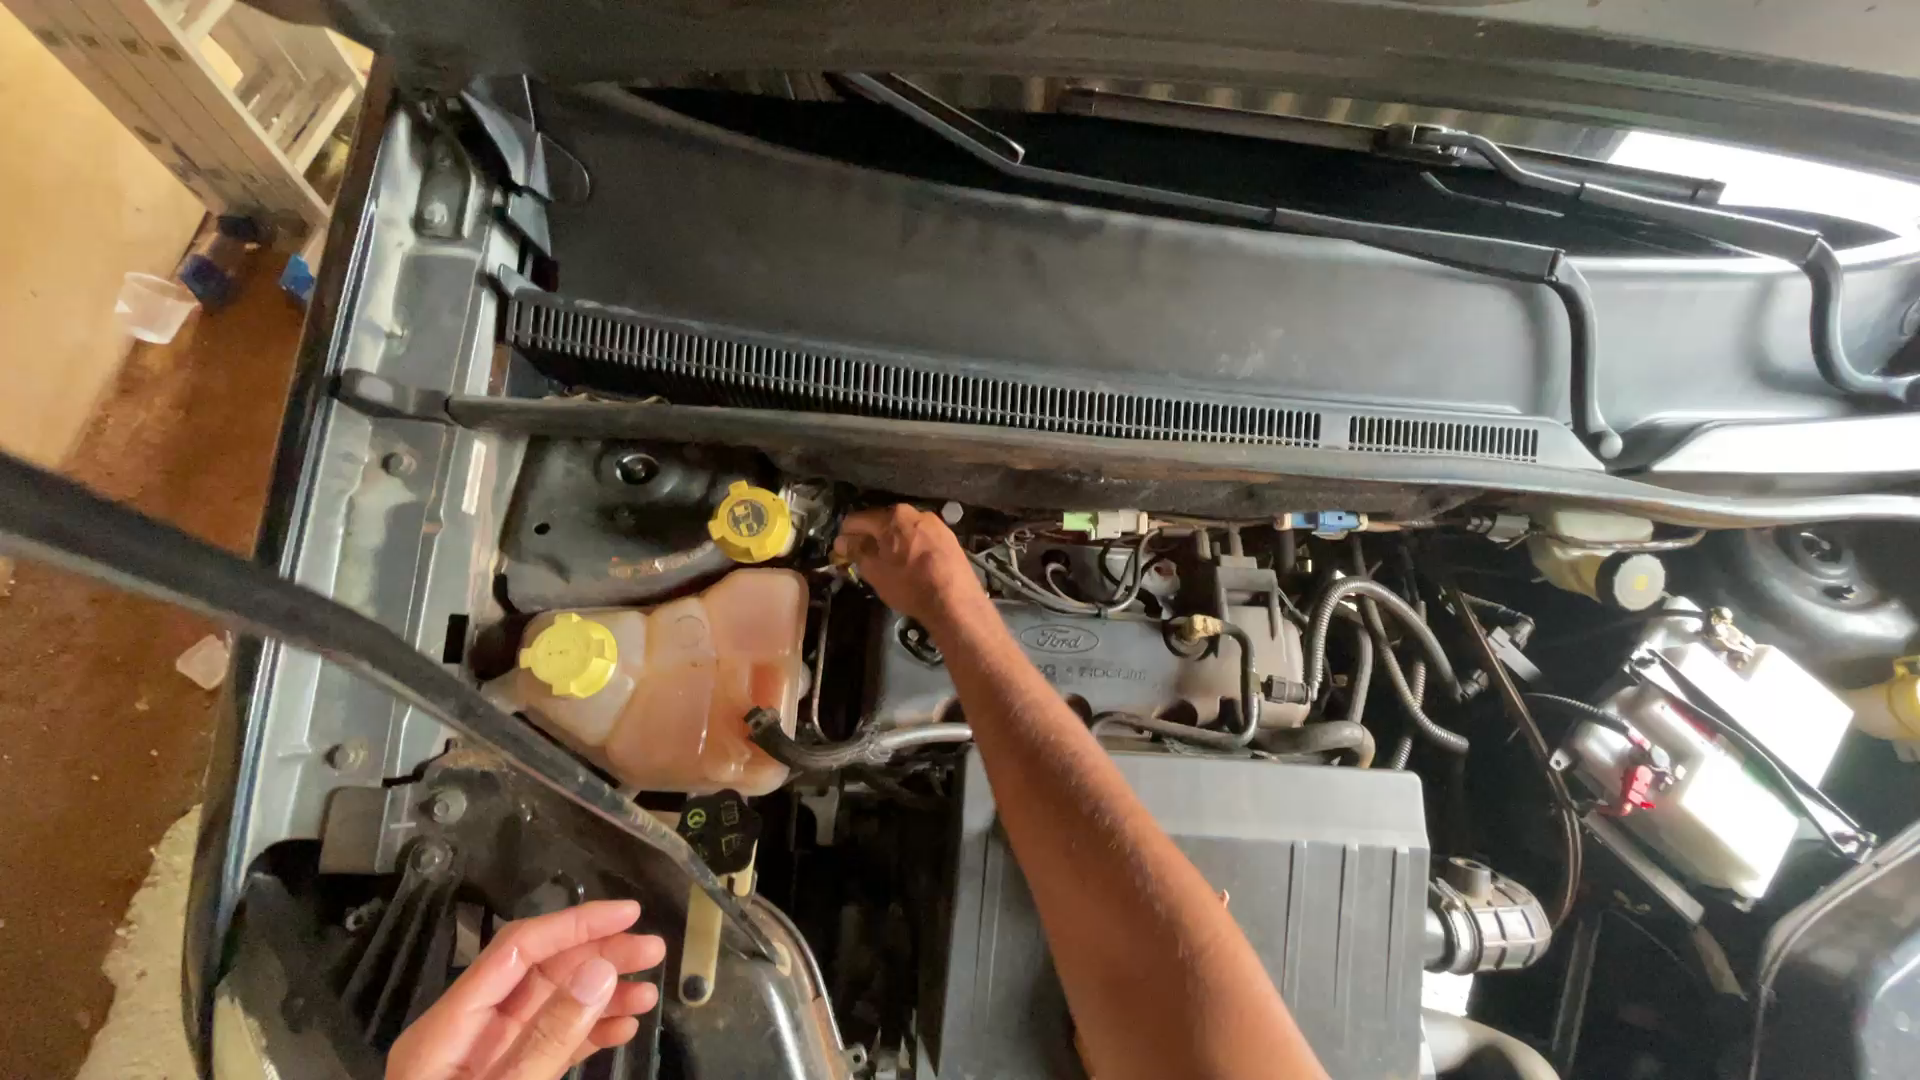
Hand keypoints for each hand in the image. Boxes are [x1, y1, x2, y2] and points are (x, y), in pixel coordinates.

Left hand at [386, 900, 666, 1079]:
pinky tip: (623, 1030)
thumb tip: (601, 968)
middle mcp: (466, 1035)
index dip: (575, 924)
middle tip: (654, 954)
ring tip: (649, 996)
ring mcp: (485, 1062)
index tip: (630, 915)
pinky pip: (553, 1041)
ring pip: (554, 1005)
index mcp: (446, 1030)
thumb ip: (548, 1039)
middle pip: (541, 974)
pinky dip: (591, 1031)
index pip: (517, 951)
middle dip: (599, 958)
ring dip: (603, 995)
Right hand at [833, 505, 984, 626]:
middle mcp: (914, 512)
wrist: (955, 601)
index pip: (857, 519)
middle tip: (864, 560)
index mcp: (892, 516)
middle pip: (882, 521)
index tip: (842, 552)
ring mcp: (935, 523)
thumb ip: (856, 551)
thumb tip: (843, 541)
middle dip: (870, 538)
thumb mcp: (875, 571)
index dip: (845, 536)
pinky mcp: (949, 537)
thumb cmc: (909, 585)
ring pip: (903, 529)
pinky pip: (921, 537)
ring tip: (889, 564)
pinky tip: (911, 565)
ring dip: (891, 542)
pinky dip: (911, 546)